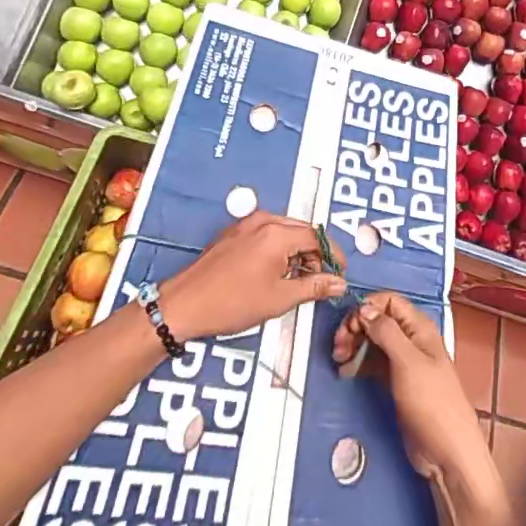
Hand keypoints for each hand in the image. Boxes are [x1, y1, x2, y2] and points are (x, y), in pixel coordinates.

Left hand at [160, 212, 345, 339]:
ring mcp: (245, 225)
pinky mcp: (233, 233)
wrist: (186, 304)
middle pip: (301, 230)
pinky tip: (274, 273)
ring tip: (296, 281)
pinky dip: (277, 249)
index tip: (339, 275)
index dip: (333, 257)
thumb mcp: (280, 298)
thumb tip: (338, 283)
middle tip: (319, 281)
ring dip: (296, 252)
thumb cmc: (233, 302)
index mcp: (276, 233)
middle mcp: (262, 221)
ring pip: (283, 231)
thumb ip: (313, 287)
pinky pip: (266, 234)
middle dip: (315, 254)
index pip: (317, 237)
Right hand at [331, 293, 492, 481]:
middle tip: (338, 346)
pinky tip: (345, 372)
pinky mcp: (396, 381)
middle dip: (355, 328)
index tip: (349, 325)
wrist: (447, 453)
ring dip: (353, 345)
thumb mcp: (408, 362)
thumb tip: (364, 308)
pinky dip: (358, 363)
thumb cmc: (432, 404)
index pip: (388, 301)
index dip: (366, 307)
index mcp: (419, 328)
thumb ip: (386, 331)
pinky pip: (372, 362)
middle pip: (377, 320)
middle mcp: (411, 339)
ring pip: (372, 340)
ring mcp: (403, 361)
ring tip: (339, 360)